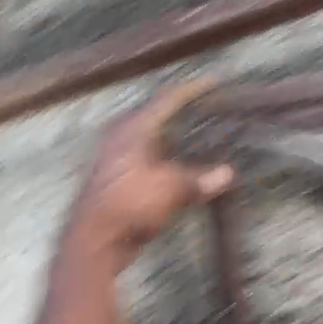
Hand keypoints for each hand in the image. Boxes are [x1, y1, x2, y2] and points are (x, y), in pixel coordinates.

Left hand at [68, 82, 234, 270]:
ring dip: (177, 140)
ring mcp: (119, 160)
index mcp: (132, 129)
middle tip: (210, 109)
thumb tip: (228, 174)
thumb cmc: (129, 205)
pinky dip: (170, 161)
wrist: (95, 241)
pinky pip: (151, 162)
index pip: (166, 101)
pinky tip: (185, 169)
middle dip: (184, 114)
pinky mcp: (120, 182)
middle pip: (158, 117)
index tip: (212, 82)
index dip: (191, 91)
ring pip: (154, 141)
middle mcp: (123, 138)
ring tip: (203, 136)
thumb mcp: (170, 189)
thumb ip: (199, 180)